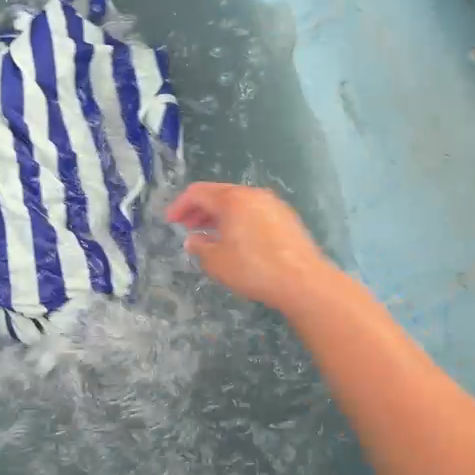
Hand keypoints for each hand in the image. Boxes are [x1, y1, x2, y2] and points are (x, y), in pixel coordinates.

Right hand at [164, 182, 336, 313]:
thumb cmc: (253, 269)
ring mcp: (272, 205)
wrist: (303, 282)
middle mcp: (253, 195)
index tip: (170, 221)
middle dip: (198, 209)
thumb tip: (194, 239)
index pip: (197, 193)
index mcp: (232, 199)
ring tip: (208, 234)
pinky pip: (253, 212)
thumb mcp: (216, 261)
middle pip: (218, 194)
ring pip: (238, 203)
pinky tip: (235, 240)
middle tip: (186, 226)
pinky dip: (238, 220)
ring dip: (218, 215)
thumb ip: (199, 247)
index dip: (180, 205)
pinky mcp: (286, 218)